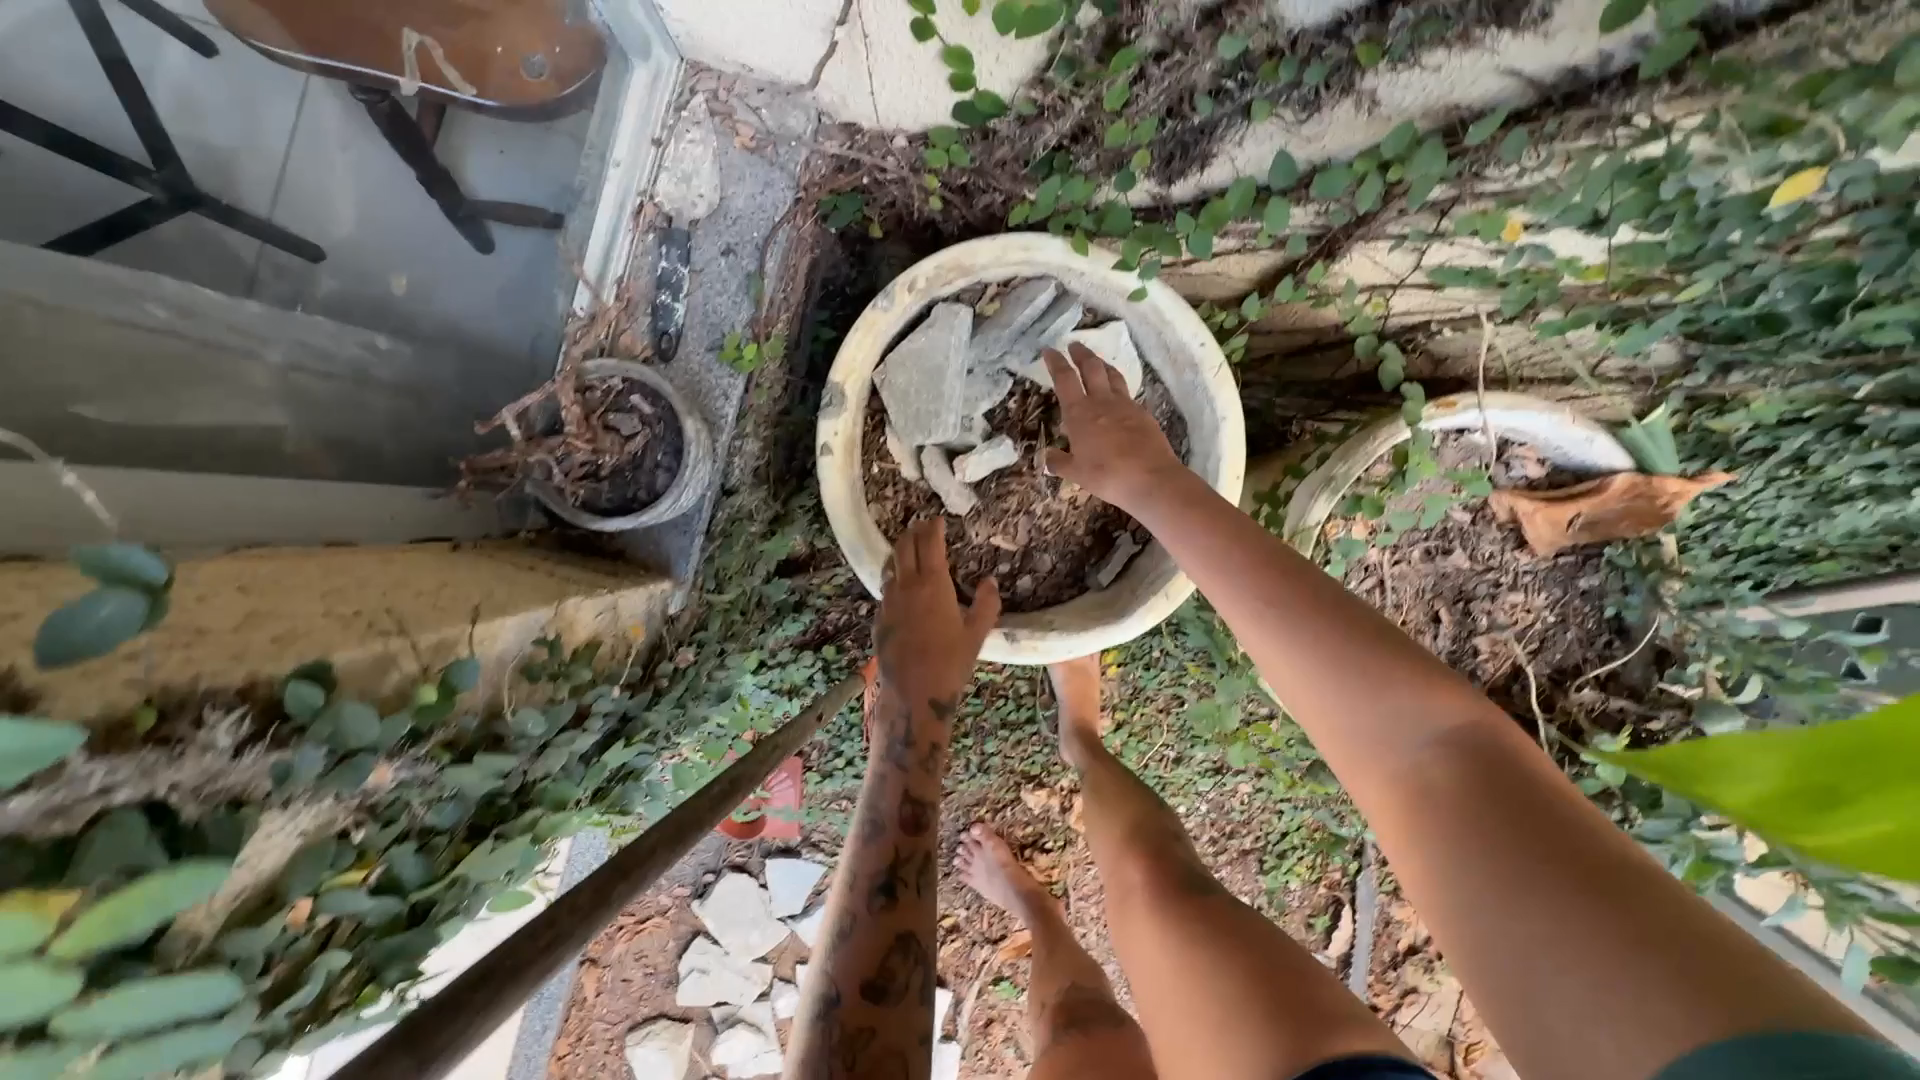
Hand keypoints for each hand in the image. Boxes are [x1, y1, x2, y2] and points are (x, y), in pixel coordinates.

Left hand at [874, 519, 1000, 713]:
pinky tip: (901, 589)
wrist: (913, 692)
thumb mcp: (977, 633)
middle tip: (921, 527)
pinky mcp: (879, 619)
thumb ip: (986, 604)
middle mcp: (906, 586)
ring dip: (900, 554)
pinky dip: (894, 581)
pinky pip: (885, 591)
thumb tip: (990, 582)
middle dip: (912, 533)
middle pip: (903, 547)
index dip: (932, 528)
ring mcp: (888, 602)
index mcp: (932, 584)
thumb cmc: (950, 662)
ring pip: (890, 567)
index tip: (937, 520)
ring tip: (909, 550)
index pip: (929, 544)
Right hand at [1043, 343, 1185, 512]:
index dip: (1055, 362)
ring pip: (1112, 375)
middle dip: (1081, 354)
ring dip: (1102, 364)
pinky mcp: (1143, 413)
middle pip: (1091, 368)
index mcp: (1080, 413)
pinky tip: (1118, 396)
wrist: (1151, 478)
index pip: (1064, 379)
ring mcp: (1126, 405)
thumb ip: (1059, 462)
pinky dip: (1118, 388)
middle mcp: (1102, 402)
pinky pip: (1127, 394)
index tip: (1048, 350)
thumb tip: (1047, 457)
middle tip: (1074, 345)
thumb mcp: (1076, 473)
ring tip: (1097, 361)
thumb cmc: (1107, 476)